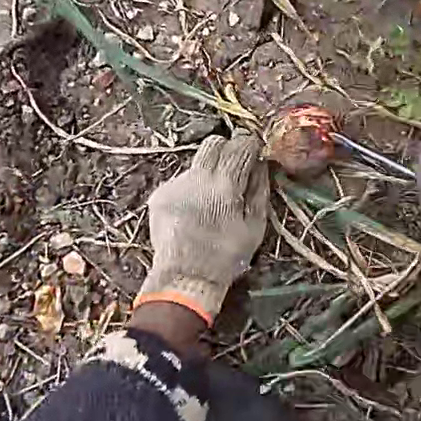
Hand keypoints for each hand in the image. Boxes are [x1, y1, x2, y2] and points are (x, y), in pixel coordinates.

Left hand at [135, 134, 268, 336]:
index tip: (254, 153)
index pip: (239, 144)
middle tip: (234, 169)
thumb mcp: (255, 226)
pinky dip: (190, 191)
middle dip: (226, 150)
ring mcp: (175, 184)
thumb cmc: (226, 256)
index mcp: (225, 183)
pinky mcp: (159, 194)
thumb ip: (259, 189)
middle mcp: (197, 177)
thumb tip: (261, 164)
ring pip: (196, 164)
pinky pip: (180, 182)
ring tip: (211, 203)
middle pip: (212, 143)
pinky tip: (193, 213)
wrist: (184, 277)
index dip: (249, 145)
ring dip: (207, 174)